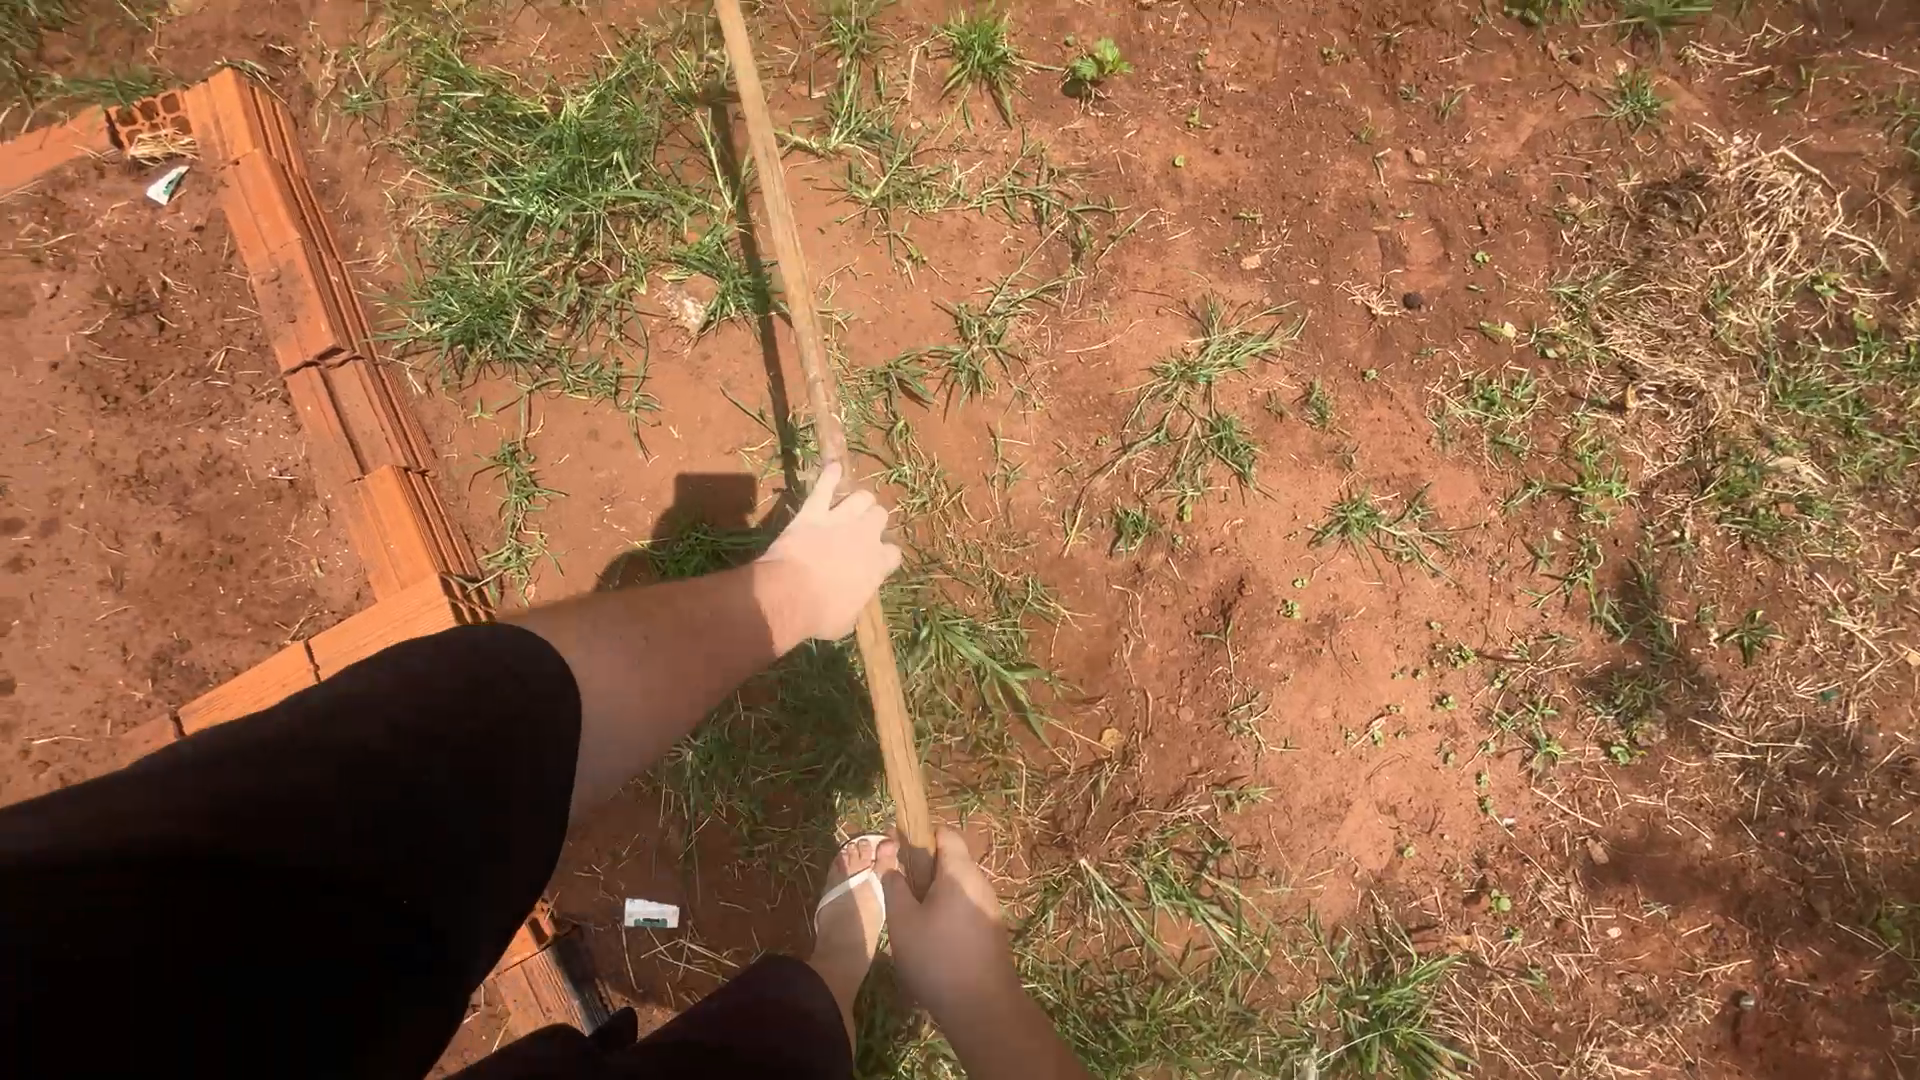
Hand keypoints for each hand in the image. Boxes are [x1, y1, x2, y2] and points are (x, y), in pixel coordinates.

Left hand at [756, 462, 901, 641]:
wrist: (791, 594)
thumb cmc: (820, 615)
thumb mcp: (846, 621)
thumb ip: (855, 605)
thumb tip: (852, 606)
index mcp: (878, 564)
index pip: (893, 552)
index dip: (885, 555)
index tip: (876, 561)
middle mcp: (866, 536)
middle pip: (880, 516)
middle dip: (874, 521)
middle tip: (862, 530)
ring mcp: (841, 519)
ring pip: (861, 497)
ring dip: (858, 501)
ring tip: (852, 505)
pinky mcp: (814, 511)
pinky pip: (825, 487)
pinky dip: (830, 475)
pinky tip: (833, 467)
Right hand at [880, 828, 1021, 1024]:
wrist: (983, 1008)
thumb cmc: (937, 958)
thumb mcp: (902, 920)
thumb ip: (893, 882)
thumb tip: (887, 854)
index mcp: (959, 871)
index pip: (944, 833)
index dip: (920, 835)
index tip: (899, 852)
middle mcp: (980, 882)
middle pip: (950, 860)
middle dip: (923, 870)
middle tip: (901, 893)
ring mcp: (989, 907)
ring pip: (957, 886)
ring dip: (934, 895)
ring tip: (913, 922)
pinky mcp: (992, 929)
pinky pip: (966, 907)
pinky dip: (948, 913)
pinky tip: (933, 943)